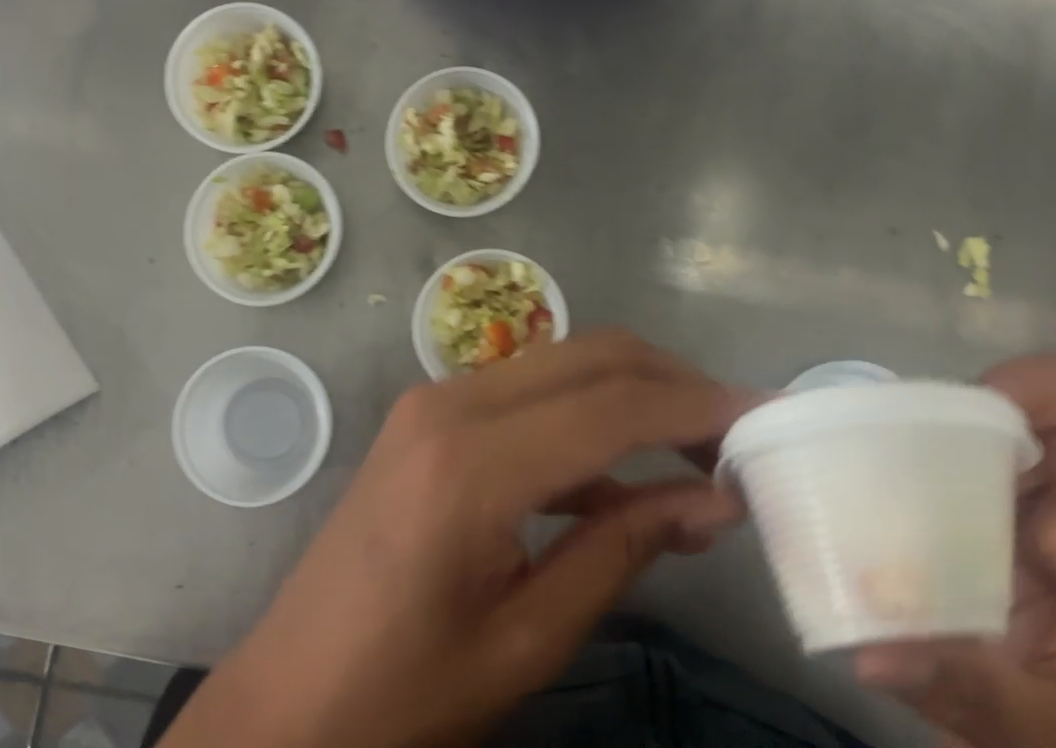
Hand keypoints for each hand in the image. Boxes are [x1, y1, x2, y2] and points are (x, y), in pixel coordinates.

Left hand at [160, 330, 748, 747]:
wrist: (287, 699)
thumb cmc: (404, 692)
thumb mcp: (527, 637)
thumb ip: (623, 551)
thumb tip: (716, 502)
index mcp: (473, 465)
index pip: (615, 406)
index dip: (700, 408)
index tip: (768, 420)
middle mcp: (451, 406)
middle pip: (593, 356)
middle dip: (675, 382)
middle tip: (738, 433)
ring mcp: (432, 404)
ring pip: (562, 365)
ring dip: (634, 394)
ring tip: (697, 454)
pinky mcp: (426, 420)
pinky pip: (527, 395)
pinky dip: (585, 419)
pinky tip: (620, 482)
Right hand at [855, 351, 1055, 747]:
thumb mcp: (1047, 734)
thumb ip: (970, 689)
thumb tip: (872, 652)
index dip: (1036, 386)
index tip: (957, 402)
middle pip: (1010, 424)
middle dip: (941, 412)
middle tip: (863, 432)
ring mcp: (1010, 538)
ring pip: (964, 457)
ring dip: (906, 447)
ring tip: (833, 455)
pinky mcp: (967, 560)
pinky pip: (930, 500)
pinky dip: (888, 490)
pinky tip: (837, 505)